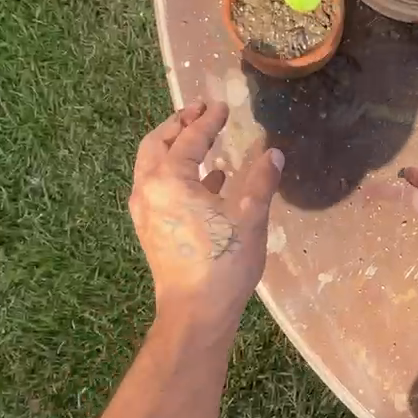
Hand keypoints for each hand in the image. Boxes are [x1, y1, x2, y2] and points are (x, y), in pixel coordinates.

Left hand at [128, 101, 282, 327]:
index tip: (221, 106)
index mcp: (170, 179)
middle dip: (178, 125)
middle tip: (198, 111)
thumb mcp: (250, 217)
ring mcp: (144, 211)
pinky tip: (208, 180)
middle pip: (156, 144)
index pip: (189, 138)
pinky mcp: (149, 229)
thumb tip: (273, 155)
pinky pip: (158, 187)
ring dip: (173, 148)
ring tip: (199, 139)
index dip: (207, 119)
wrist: (195, 312)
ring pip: (152, 166)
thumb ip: (261, 181)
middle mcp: (148, 189)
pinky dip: (176, 174)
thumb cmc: (224, 262)